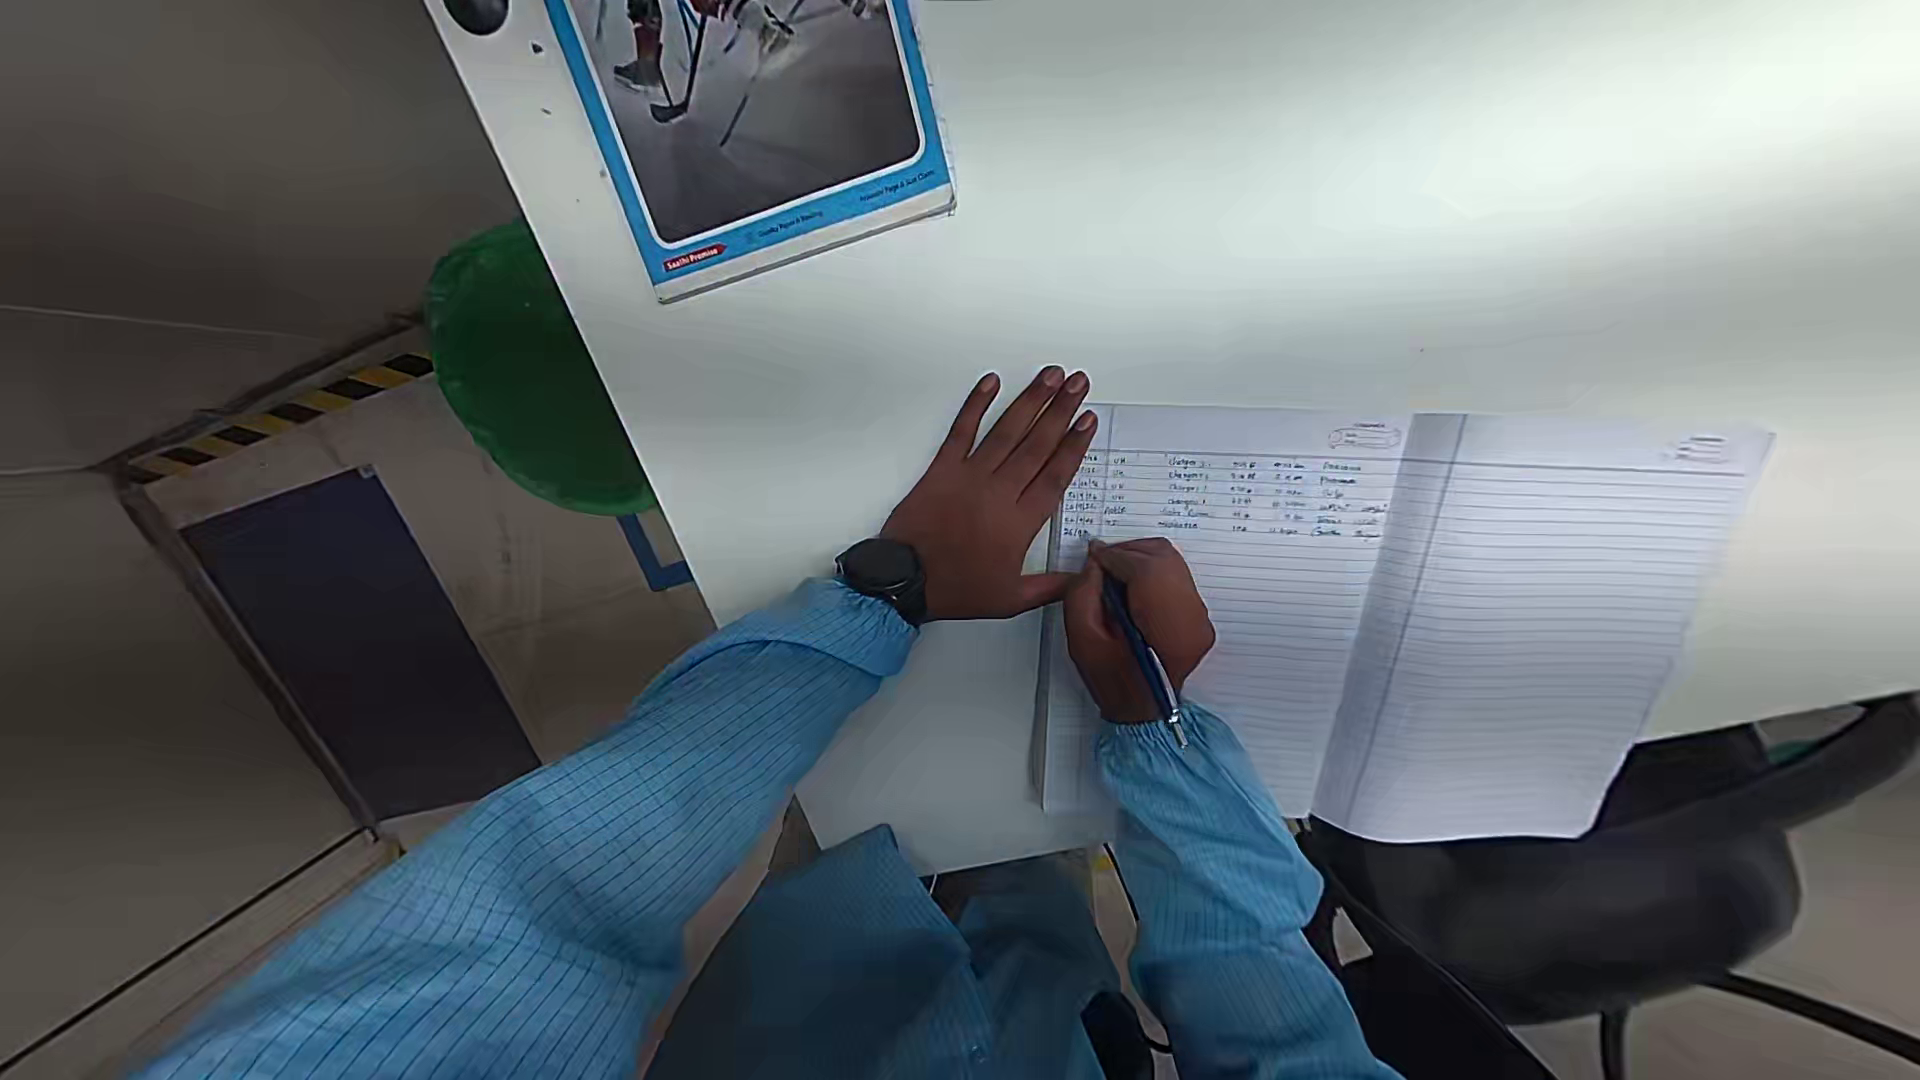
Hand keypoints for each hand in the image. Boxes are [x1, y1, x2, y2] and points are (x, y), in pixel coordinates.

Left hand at [881, 367, 1095, 620]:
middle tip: (1078, 384)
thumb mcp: (1009, 599)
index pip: (1055, 474)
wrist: (905, 582)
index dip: (1074, 445)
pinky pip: (961, 431)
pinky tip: (990, 384)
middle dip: (1061, 410)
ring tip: (1049, 377)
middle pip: (1037, 444)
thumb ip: (1049, 587)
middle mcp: (998, 493)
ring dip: (1030, 401)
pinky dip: (975, 405)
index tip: (1087, 421)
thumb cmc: (953, 588)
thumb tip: (1078, 581)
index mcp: (1019, 522)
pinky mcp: (942, 470)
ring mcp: (969, 477)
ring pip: (1006, 432)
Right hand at [1062, 538, 1215, 723]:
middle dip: (1126, 552)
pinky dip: (1150, 570)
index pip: (1144, 569)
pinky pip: (1174, 574)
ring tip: (1114, 575)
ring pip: (1170, 560)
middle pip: (1161, 555)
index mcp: (1167, 630)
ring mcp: (1199, 617)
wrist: (1145, 711)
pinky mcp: (1197, 614)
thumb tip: (1095, 564)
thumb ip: (1082, 594)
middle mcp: (1192, 620)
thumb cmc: (1114, 683)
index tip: (1095, 558)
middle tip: (1102, 565)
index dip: (1114, 556)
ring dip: (1138, 559)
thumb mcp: (1082, 640)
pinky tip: (1131, 586)